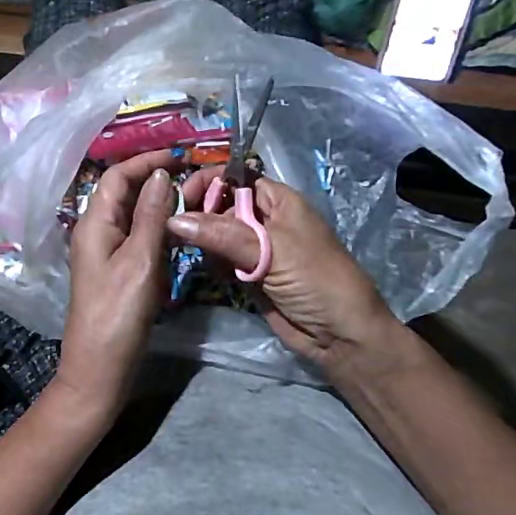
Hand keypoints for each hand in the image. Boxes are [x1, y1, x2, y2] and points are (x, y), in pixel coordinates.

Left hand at [56, 149, 180, 413]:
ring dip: (159, 202)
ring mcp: (106, 252)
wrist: (100, 369)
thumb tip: (161, 174)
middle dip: (154, 179)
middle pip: (124, 192)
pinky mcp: (118, 271)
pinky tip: (180, 229)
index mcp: (94, 223)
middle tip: (193, 174)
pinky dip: (158, 227)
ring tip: (194, 196)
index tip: (178, 154)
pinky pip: (138, 237)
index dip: (144, 160)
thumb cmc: (118, 314)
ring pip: (133, 215)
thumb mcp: (140, 261)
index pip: (116, 177)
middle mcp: (97, 231)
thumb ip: (151, 216)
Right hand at [170, 172, 418, 378]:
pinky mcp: (249, 274)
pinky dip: (214, 265)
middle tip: (178, 232)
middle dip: (199, 215)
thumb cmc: (317, 280)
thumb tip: (174, 220)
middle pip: (219, 204)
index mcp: (278, 200)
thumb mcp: (272, 251)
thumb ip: (222, 234)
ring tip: (199, 256)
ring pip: (215, 234)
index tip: (181, 197)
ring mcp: (256, 248)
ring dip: (205, 244)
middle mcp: (264, 219)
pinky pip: (220, 260)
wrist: (341, 336)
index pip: (234, 177)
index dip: (207, 182)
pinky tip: (218, 275)